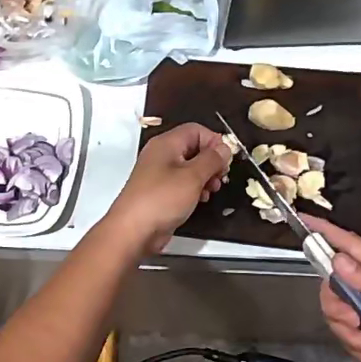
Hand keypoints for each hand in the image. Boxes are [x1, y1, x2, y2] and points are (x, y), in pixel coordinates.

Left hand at [104, 123, 230, 252]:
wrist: (133, 231)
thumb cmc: (161, 199)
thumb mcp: (193, 176)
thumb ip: (212, 159)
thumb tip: (224, 148)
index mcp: (166, 143)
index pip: (196, 130)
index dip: (214, 141)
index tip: (226, 159)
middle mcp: (161, 155)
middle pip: (194, 148)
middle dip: (211, 161)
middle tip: (221, 177)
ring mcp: (159, 174)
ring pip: (189, 167)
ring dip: (205, 176)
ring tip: (212, 190)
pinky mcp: (160, 192)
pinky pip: (182, 183)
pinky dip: (194, 188)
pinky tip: (201, 199)